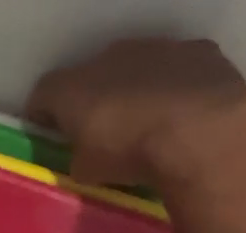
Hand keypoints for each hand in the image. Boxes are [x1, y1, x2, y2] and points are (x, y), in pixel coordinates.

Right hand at [27, 39, 245, 186]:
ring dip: (131, 87)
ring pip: (133, 66)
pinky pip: (175, 66)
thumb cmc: (128, 153)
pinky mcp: (198, 49)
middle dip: (90, 97)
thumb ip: (77, 153)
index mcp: (71, 88)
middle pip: (89, 75)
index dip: (43, 115)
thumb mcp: (84, 170)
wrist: (203, 132)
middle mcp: (109, 57)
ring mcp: (156, 48)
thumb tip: (84, 152)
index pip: (42, 94)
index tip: (50, 133)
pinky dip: (171, 83)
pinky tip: (179, 109)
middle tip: (97, 128)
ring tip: (142, 119)